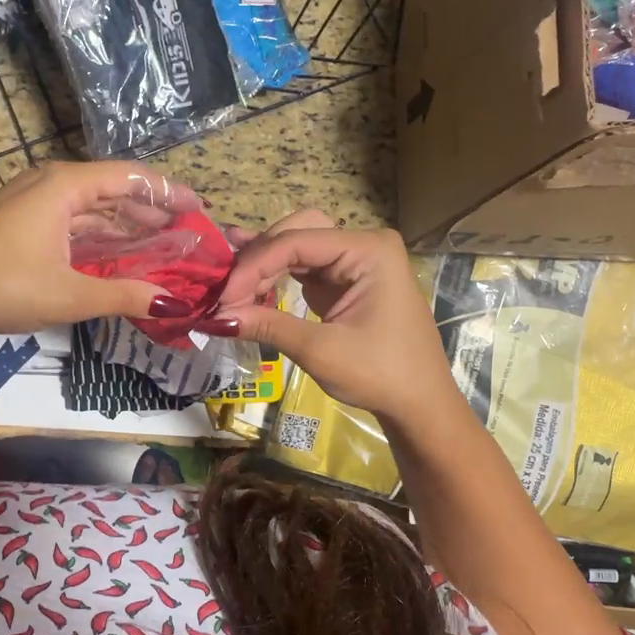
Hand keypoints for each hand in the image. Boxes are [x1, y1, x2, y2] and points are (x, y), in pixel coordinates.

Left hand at [0, 162, 202, 342]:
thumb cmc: (4, 288)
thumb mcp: (70, 296)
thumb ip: (124, 296)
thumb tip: (173, 304)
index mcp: (62, 185)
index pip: (128, 178)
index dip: (167, 193)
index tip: (199, 208)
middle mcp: (46, 182)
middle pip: (109, 189)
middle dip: (148, 211)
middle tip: (185, 231)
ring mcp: (26, 200)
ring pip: (86, 207)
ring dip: (121, 225)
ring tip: (158, 243)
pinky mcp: (14, 221)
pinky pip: (66, 220)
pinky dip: (93, 235)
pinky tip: (112, 253)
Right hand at [208, 217, 462, 428]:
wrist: (418, 403)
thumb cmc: (380, 374)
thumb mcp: (320, 351)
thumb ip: (268, 325)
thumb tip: (215, 318)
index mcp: (368, 250)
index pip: (296, 242)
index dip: (253, 266)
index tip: (222, 298)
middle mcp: (362, 245)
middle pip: (296, 232)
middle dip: (258, 257)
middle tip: (223, 287)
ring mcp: (354, 261)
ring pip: (296, 247)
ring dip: (262, 265)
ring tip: (226, 283)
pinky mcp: (344, 281)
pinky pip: (302, 268)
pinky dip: (274, 277)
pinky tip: (245, 283)